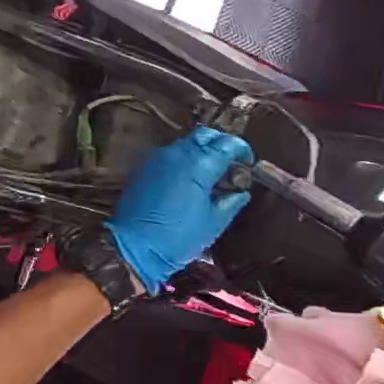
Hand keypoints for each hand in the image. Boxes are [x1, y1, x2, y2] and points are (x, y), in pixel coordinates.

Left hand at [105, 126, 253, 289]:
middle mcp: (179, 152)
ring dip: (203, 151)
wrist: (134, 248)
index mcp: (200, 163)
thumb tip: (242, 191)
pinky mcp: (146, 166)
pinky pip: (171, 154)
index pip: (228, 143)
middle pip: (207, 135)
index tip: (249, 164)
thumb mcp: (214, 223)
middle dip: (222, 145)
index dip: (242, 150)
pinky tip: (189, 180)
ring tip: (210, 174)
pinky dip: (185, 159)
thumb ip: (231, 201)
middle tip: (230, 165)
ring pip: (187, 142)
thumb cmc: (179, 237)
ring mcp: (160, 157)